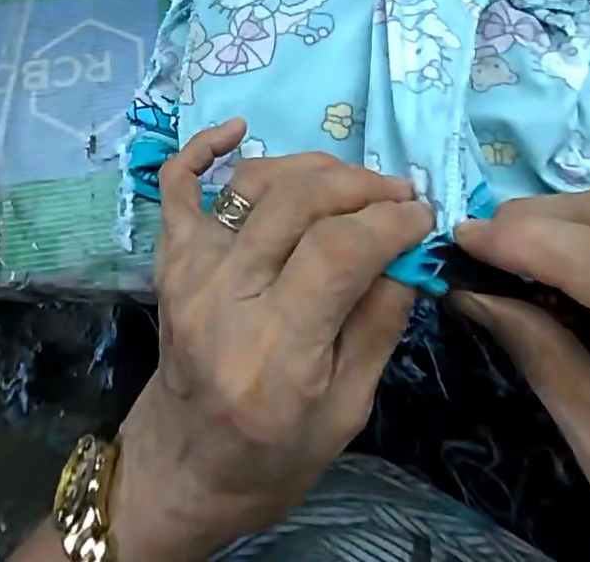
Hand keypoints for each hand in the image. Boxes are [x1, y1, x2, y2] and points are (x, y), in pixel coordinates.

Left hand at [109, 119, 433, 560]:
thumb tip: (407, 249)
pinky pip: (176, 185)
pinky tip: (238, 129)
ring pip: (250, 185)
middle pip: (295, 204)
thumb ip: (378, 321)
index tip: (420, 215)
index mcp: (274, 350)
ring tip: (351, 179)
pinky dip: (201, 148)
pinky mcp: (169, 255)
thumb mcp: (348, 408)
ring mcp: (187, 267)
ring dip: (309, 167)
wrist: (185, 461)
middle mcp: (222, 295)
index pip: (337, 251)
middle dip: (358, 186)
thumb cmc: (273, 454)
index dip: (388, 221)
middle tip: (396, 192)